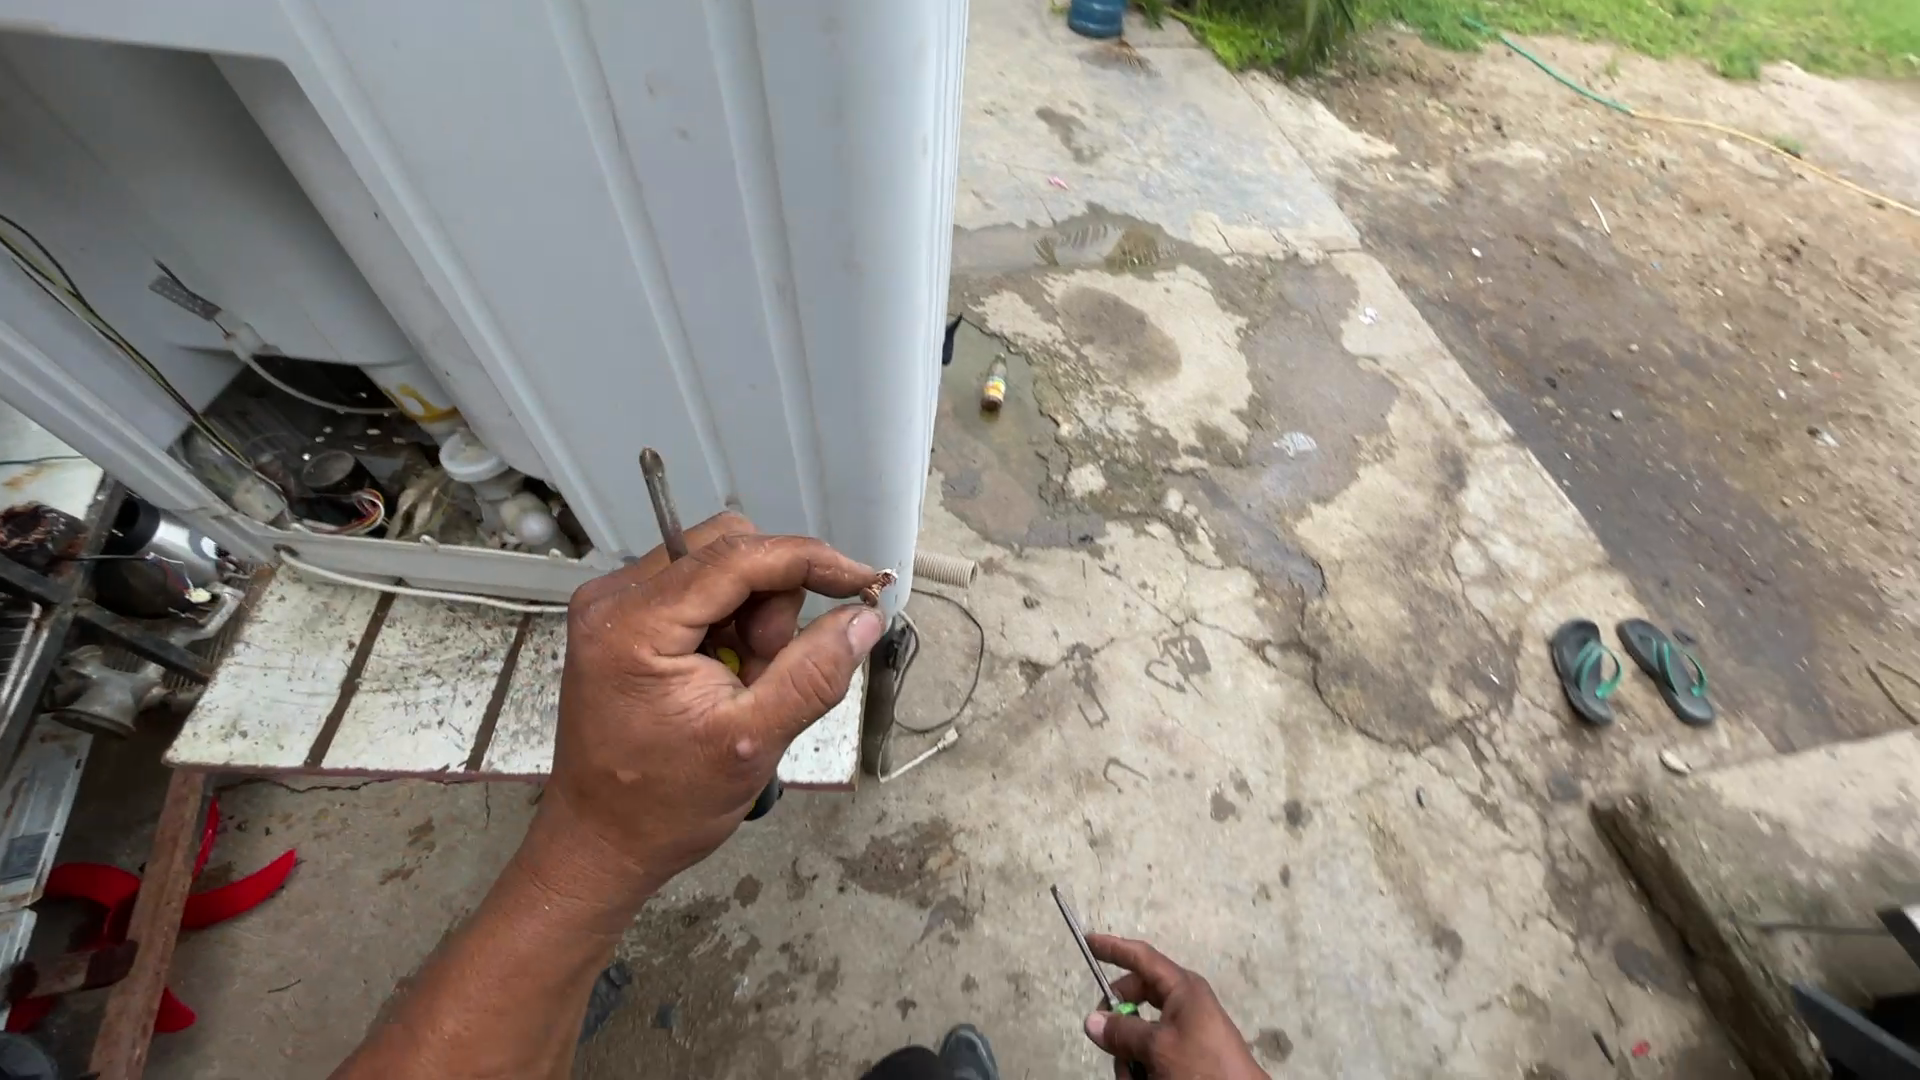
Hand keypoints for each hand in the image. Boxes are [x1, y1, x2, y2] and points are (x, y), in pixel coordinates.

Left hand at [522, 512, 886, 913]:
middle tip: (773, 666)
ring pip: (722, 567)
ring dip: (756, 616)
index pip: (737, 556)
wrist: (601, 844)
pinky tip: (729, 676)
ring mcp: (615, 604)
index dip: (809, 560)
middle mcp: (615, 596)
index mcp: (634, 623)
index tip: (864, 583)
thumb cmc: (668, 804)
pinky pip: (704, 590)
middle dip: (773, 600)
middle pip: (729, 548)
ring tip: (747, 682)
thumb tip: (867, 617)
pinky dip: (734, 625)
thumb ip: (815, 674)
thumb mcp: (754, 742)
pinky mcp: (624, 618)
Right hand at [1082, 935, 1269, 1079]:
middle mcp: (1182, 1003)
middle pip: (1136, 998)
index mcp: (1181, 987)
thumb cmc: (1203, 1069)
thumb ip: (1122, 1031)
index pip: (1140, 956)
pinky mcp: (1187, 1057)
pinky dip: (1142, 1069)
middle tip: (1104, 1040)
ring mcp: (1185, 1032)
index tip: (1087, 941)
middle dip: (1119, 1022)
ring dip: (1129, 1056)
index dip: (1113, 947)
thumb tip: (1091, 1021)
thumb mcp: (1158, 1047)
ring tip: (1134, 1077)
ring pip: (1140, 1033)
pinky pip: (1152, 1054)